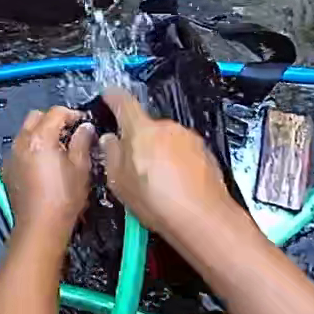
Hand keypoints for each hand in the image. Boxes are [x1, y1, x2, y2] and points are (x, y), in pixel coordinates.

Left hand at [3, 106, 95, 240]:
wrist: (40, 227)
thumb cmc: (64, 198)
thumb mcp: (81, 168)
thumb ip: (82, 142)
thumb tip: (84, 127)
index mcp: (40, 138)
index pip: (56, 113)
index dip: (72, 114)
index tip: (83, 122)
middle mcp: (21, 143)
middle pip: (35, 117)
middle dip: (53, 120)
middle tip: (69, 132)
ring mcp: (11, 157)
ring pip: (25, 133)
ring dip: (40, 133)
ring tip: (57, 149)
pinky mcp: (7, 171)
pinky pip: (19, 149)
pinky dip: (31, 149)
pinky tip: (43, 164)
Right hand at [98, 88, 249, 248]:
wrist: (202, 218)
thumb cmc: (159, 202)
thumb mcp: (119, 182)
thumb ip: (111, 155)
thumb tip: (110, 141)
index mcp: (141, 129)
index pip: (123, 102)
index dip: (113, 97)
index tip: (109, 95)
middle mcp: (167, 127)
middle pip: (146, 126)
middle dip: (138, 141)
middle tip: (131, 166)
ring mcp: (188, 138)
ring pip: (165, 139)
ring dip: (158, 153)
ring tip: (155, 183)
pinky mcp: (204, 152)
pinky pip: (182, 151)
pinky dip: (176, 163)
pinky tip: (173, 185)